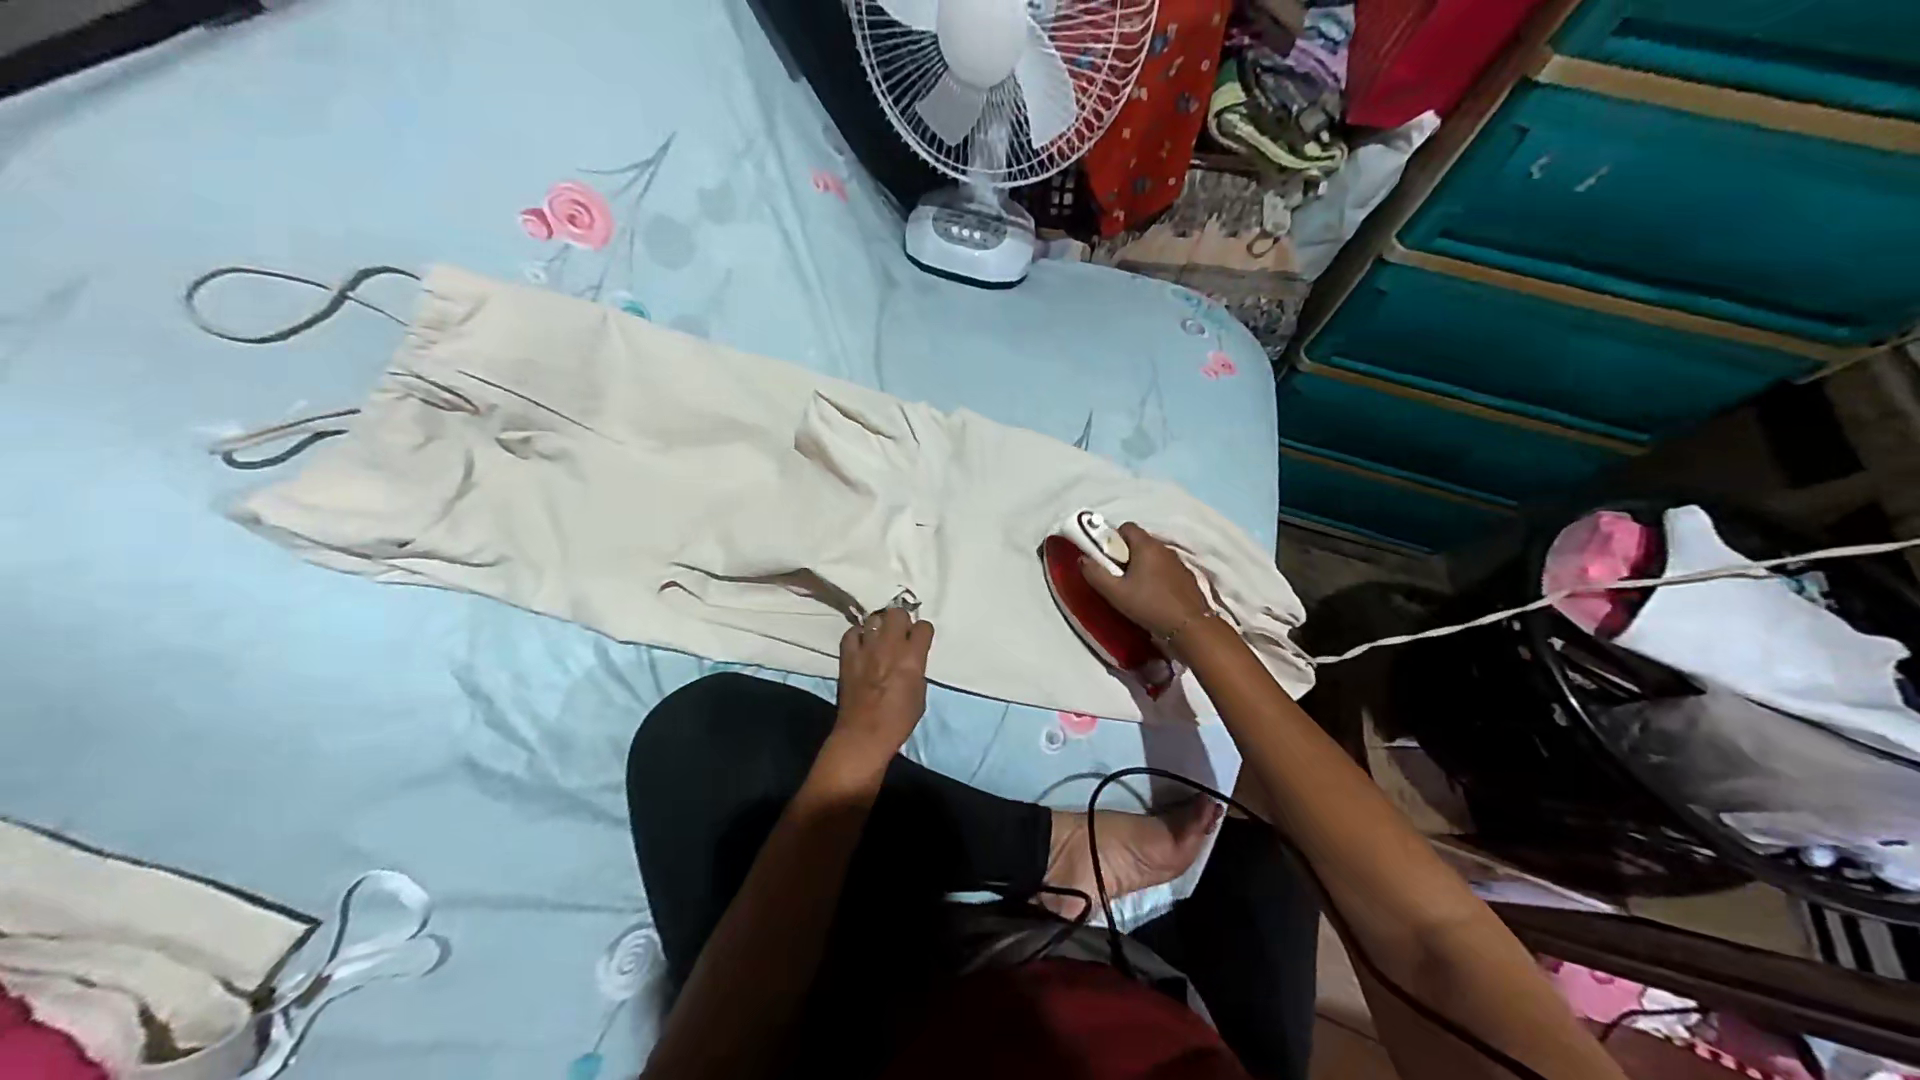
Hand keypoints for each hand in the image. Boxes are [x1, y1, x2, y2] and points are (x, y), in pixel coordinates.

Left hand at [833, 607, 934, 764]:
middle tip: (900, 635)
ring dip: (880, 626)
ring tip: (880, 638)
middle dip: (901, 621)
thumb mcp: (920, 692)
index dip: (922, 633)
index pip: (923, 626)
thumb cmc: (899, 720)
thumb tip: (911, 657)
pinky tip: (862, 644)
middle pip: (897, 613)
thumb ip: (917, 667)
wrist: (864, 734)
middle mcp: (890, 646)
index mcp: (912, 657)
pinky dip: (858, 635)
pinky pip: (852, 632)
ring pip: (874, 618)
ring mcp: (866, 648)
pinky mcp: (847, 655)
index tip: (919, 641)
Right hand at [1078, 523, 1211, 640]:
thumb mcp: (1115, 593)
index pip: (1126, 527)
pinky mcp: (1186, 577)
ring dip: (1141, 565)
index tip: (1106, 558)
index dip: (1113, 539)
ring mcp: (1177, 562)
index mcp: (1146, 545)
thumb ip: (1095, 573)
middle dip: (1125, 553)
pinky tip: (1152, 596)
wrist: (1189, 627)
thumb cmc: (1149, 605)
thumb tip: (1082, 559)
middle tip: (1116, 575)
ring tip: (1133, 588)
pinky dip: (1156, 576)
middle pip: (1139, 541)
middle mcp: (1164, 548)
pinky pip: (1165, 569)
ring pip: (1153, 556)